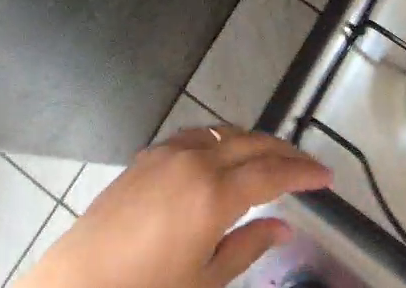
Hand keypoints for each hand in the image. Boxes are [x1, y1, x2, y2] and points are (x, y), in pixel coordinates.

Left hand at [16, 127, 332, 287]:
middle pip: (252, 143)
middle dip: (284, 152)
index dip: (303, 173)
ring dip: (254, 141)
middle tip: (308, 168)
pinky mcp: (148, 155)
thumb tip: (282, 226)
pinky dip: (222, 140)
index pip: (272, 173)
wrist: (79, 283)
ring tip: (273, 159)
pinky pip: (198, 136)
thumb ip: (248, 246)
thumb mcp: (206, 280)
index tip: (326, 177)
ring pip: (225, 133)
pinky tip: (227, 155)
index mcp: (214, 193)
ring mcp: (169, 152)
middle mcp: (195, 160)